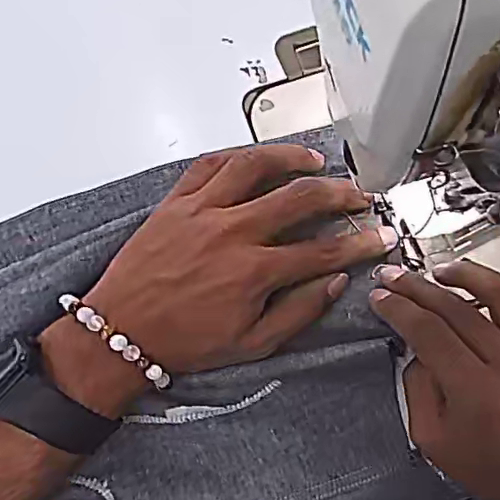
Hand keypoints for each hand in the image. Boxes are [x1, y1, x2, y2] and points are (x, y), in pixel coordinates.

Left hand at [40, 145, 393, 415]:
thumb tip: (332, 284)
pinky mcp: (176, 203)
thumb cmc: (183, 341)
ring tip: (314, 160)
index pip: (322, 250)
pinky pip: (209, 165)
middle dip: (338, 193)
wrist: (122, 332)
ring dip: (290, 158)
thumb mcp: (252, 344)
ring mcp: (201, 212)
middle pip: (299, 197)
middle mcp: (231, 234)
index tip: (377, 237)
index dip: (359, 243)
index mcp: (253, 272)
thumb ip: (298, 312)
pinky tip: (255, 157)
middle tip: (356, 195)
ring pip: (255, 167)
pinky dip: (237, 155)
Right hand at [369, 260, 499, 499]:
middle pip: (459, 309)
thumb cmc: (489, 468)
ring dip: (469, 275)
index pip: (430, 331)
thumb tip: (415, 344)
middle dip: (419, 288)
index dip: (400, 308)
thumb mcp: (430, 437)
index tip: (384, 297)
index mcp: (478, 393)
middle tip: (399, 278)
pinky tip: (498, 287)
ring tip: (444, 271)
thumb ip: (418, 385)